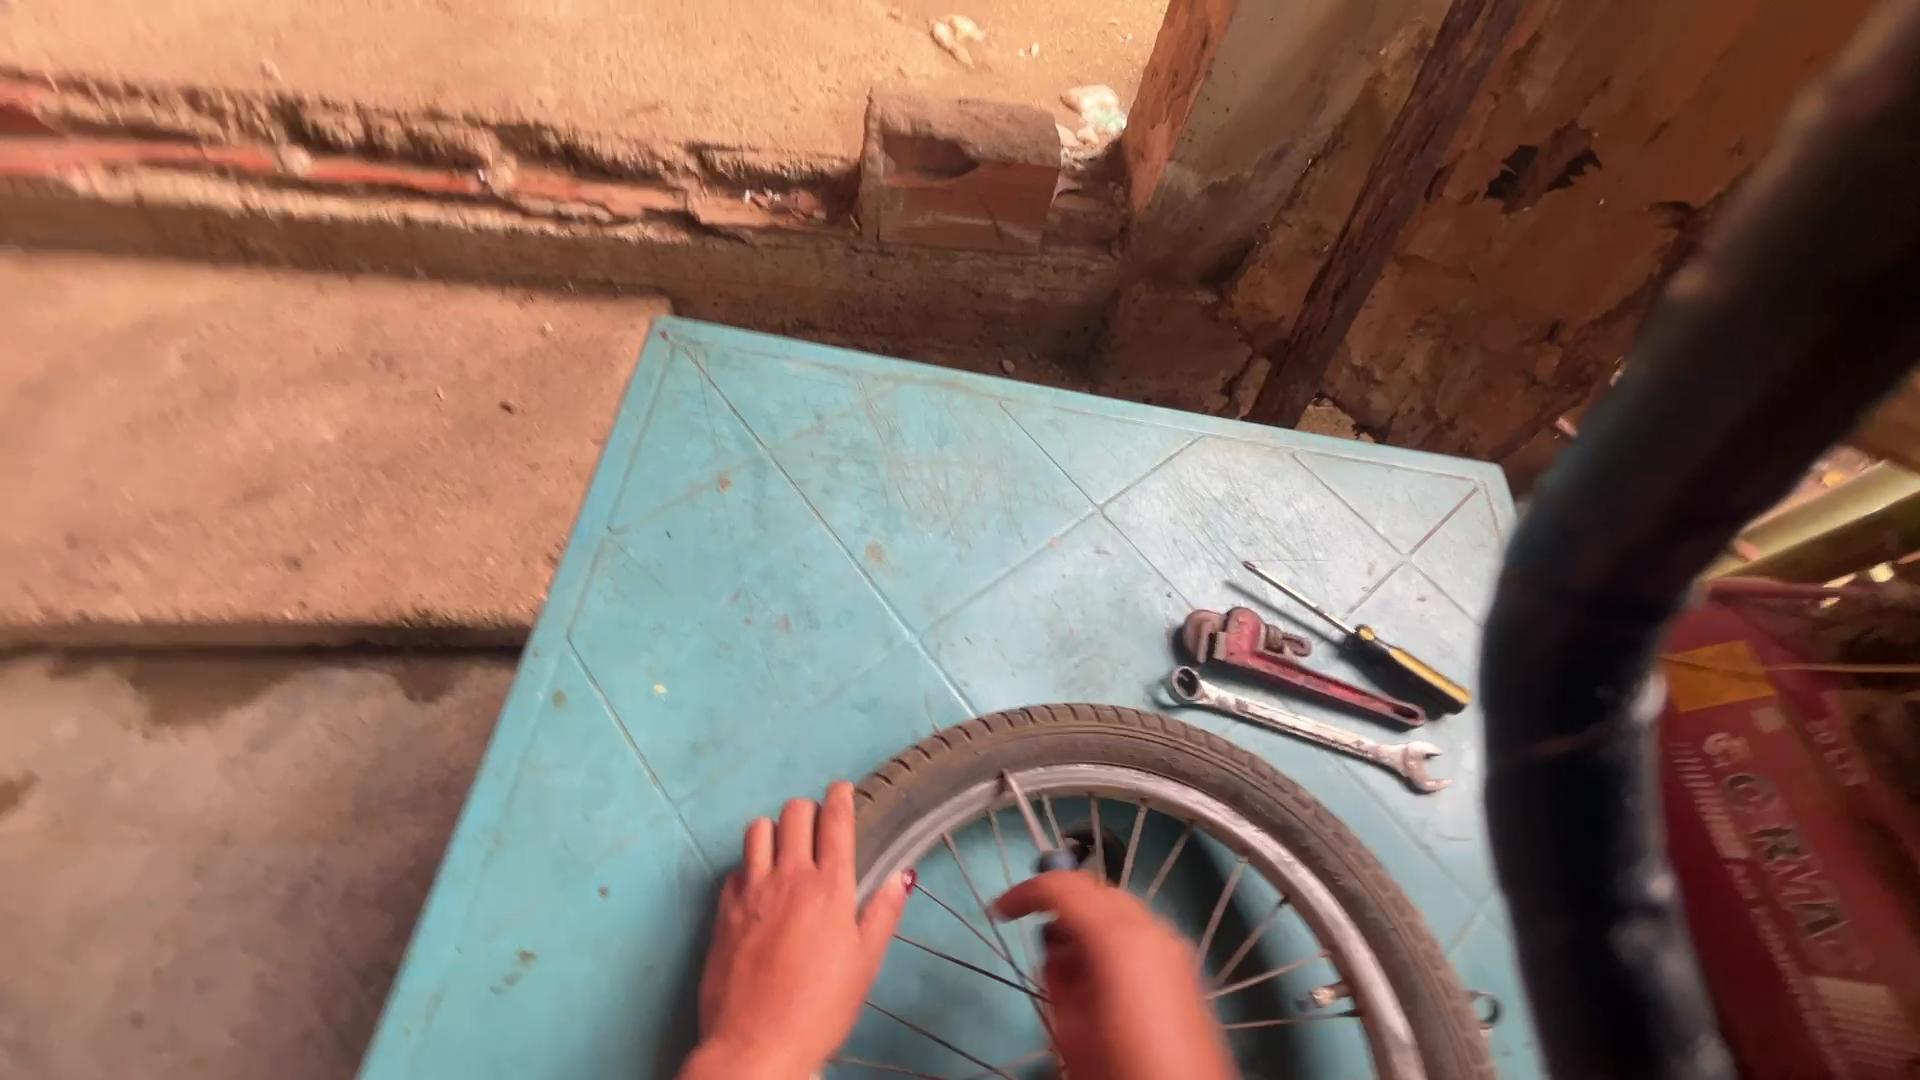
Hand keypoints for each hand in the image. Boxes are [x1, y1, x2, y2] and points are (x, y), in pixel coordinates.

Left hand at [680, 781, 910, 1079]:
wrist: (756, 1047)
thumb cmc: (820, 1009)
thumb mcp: (864, 963)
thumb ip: (884, 912)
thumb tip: (903, 875)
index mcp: (830, 886)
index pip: (836, 820)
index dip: (840, 796)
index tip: (841, 789)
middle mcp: (790, 877)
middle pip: (795, 812)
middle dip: (809, 810)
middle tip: (816, 827)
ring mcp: (752, 890)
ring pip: (758, 828)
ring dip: (774, 831)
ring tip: (783, 849)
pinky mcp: (724, 910)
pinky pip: (736, 868)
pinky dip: (749, 868)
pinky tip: (758, 888)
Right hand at [996, 872, 1238, 1079]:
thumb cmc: (1121, 1072)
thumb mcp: (1070, 1032)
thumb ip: (1056, 978)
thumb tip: (1056, 953)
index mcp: (1117, 937)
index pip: (1062, 886)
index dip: (1025, 892)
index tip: (1000, 913)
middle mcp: (1149, 928)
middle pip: (1093, 890)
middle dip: (1059, 906)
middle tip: (1035, 941)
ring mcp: (1173, 945)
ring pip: (1117, 908)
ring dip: (1085, 922)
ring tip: (1066, 967)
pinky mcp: (1185, 967)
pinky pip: (1138, 932)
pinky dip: (1111, 938)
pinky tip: (1098, 979)